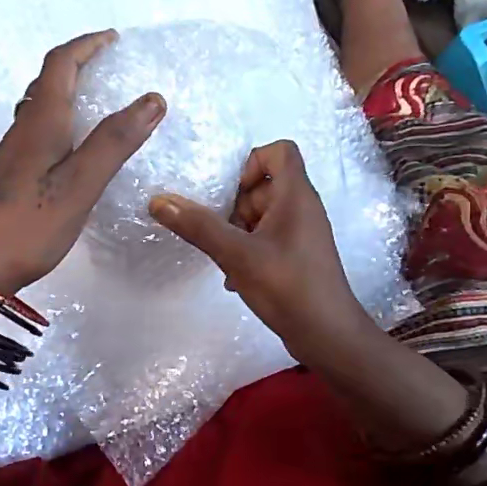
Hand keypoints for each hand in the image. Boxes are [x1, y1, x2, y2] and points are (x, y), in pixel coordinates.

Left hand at [0, 30, 165, 292]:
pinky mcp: (6, 178)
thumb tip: (152, 99)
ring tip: (93, 102)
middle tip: (105, 66)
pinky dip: (57, 122)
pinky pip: (34, 134)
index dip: (86, 45)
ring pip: (37, 109)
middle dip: (76, 65)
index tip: (113, 39)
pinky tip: (68, 149)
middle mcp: (20, 132)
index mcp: (39, 125)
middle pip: (44, 83)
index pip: (60, 65)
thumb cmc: (30, 226)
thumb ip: (114, 143)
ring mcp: (8, 156)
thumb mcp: (80, 185)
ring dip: (64, 94)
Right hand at [148, 140, 376, 363]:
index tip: (229, 193)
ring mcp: (301, 234)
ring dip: (237, 231)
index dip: (250, 162)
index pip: (279, 150)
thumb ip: (198, 226)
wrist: (327, 334)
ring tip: (226, 258)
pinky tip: (234, 278)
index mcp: (296, 195)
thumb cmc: (287, 286)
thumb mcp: (237, 254)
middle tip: (222, 233)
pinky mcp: (297, 257)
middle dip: (236, 206)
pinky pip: (267, 239)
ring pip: (262, 216)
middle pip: (264, 186)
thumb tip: (159, 200)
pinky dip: (248, 250)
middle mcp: (303, 208)